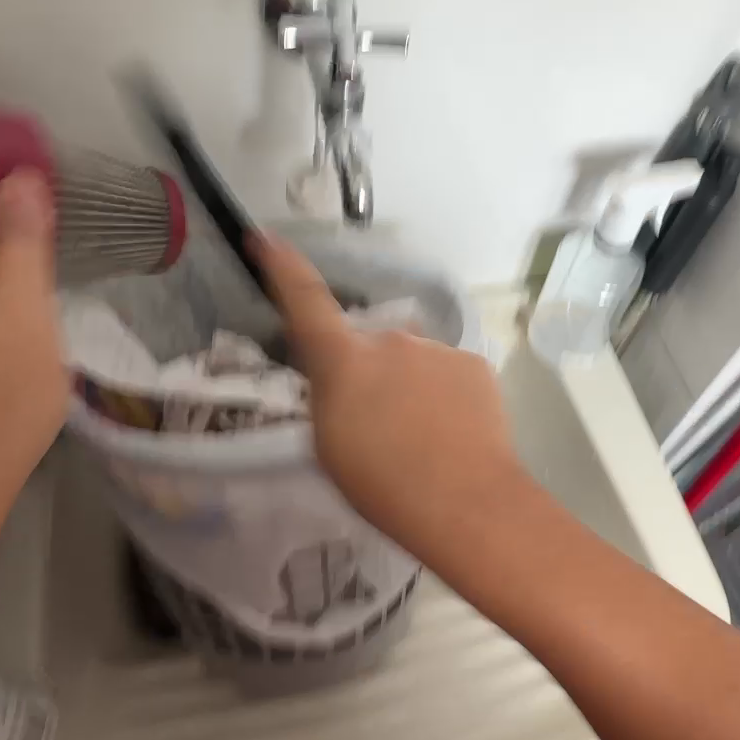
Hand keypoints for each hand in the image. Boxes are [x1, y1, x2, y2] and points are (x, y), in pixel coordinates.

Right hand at [253, 235, 528, 555]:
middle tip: (379, 424)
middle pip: (370, 346)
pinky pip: (447, 372)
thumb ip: (331, 398)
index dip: (282, 267)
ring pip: (413, 360)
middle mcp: (391, 340)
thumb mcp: (329, 446)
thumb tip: (346, 382)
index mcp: (344, 361)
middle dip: (369, 373)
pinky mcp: (474, 363)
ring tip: (422, 436)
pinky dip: (444, 395)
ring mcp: (437, 349)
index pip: (305, 300)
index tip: (266, 237)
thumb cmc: (382, 485)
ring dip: (410, 385)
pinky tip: (453, 431)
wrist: (464, 502)